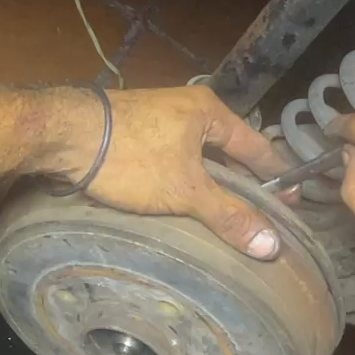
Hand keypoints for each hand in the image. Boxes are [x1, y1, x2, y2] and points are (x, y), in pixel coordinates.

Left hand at [44, 85, 291, 259]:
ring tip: (221, 217)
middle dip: (240, 183)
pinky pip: (169, 159)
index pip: (257, 146)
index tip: (291, 205)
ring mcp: (156, 118)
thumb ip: (228, 215)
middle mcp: (186, 108)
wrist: (63, 134)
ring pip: (195, 157)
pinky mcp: (132, 132)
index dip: (275, 177)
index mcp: (209, 111)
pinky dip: (180, 180)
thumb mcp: (185, 189)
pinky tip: (179, 203)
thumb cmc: (131, 156)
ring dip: (207, 184)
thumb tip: (272, 245)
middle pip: (226, 151)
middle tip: (257, 217)